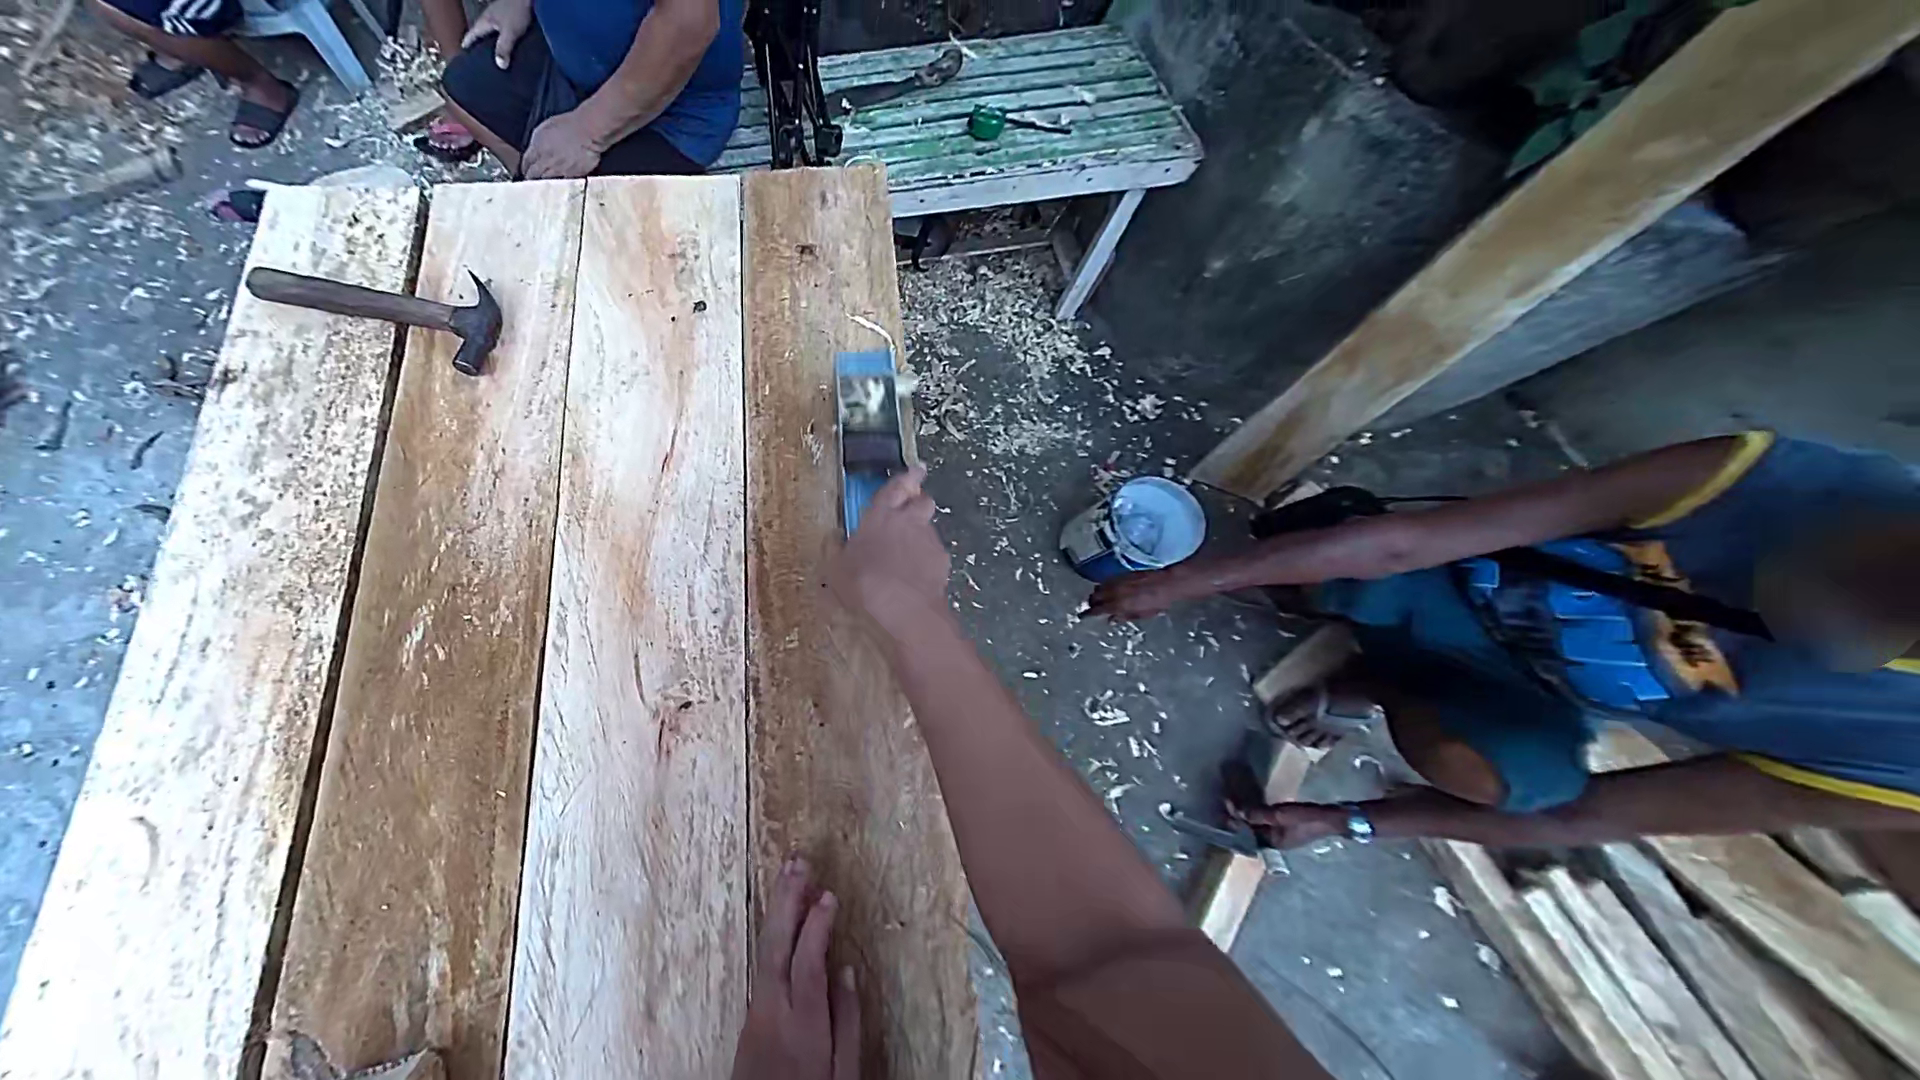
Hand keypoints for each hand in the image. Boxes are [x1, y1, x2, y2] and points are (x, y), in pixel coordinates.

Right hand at [460, 0, 532, 68]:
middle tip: (479, 59)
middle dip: (478, 45)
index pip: (472, 34)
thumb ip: (504, 47)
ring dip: (491, 43)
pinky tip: (507, 48)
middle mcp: (488, 19)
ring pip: (490, 33)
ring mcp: (497, 17)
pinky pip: (500, 32)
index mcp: (484, 22)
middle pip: (480, 34)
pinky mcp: (506, 18)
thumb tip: (500, 64)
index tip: (464, 53)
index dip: (468, 43)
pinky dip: (501, 40)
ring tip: (494, 57)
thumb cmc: (515, 12)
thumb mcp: (509, 32)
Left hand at [520, 109, 604, 178]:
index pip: (526, 162)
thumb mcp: (546, 128)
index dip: (525, 167)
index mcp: (538, 147)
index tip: (526, 170)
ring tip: (545, 187)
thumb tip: (535, 150)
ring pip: (547, 182)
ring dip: (545, 184)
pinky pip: (564, 184)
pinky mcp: (574, 176)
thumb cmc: (569, 125)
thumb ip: (538, 141)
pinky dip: (561, 186)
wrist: (587, 132)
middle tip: (532, 182)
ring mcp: (561, 170)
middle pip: (534, 175)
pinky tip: (560, 186)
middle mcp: (547, 161)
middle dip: (532, 178)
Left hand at [731, 857, 859, 1079]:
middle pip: (777, 945)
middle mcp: (774, 1011)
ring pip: (765, 949)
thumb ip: (847, 1021)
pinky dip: (775, 932)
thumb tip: (847, 970)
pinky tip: (784, 917)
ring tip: (789, 873)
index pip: (808, 960)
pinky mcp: (751, 1018)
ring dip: (778, 909)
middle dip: (787, 900)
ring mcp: (757, 1013)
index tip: (829, 893)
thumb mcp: (845, 1074)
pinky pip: (763, 963)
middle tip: (797, 861)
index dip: (817, 924)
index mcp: (803, 1024)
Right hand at [827, 465, 949, 631]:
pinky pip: (935, 554)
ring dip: (921, 535)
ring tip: (908, 556)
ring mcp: (929, 540)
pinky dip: (928, 560)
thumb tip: (835, 539)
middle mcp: (909, 521)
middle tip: (909, 512)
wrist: (904, 608)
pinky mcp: (942, 561)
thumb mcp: (835, 568)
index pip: (898, 485)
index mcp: (881, 515)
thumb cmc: (863, 583)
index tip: (917, 469)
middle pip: (923, 501)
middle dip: (919, 502)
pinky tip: (917, 577)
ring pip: (929, 529)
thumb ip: (836, 549)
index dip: (909, 476)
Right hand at [1084, 568, 1192, 621]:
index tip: (1084, 616)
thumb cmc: (1156, 603)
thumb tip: (1111, 619)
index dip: (1088, 613)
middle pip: (1094, 596)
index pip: (1096, 609)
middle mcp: (1114, 592)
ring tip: (1099, 597)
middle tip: (1092, 607)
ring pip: (1099, 586)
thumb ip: (1123, 617)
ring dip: (1097, 593)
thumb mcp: (1140, 615)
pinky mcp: (1122, 574)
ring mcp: (1117, 581)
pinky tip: (1110, 588)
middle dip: (1091, 602)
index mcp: (1117, 605)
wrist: (1166, 584)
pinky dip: (1105, 585)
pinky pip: (1107, 580)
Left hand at [1237, 802, 1345, 848]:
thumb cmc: (1307, 818)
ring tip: (1237, 804)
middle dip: (1240, 819)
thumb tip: (1239, 814)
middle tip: (1228, 804)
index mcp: (1274, 843)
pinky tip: (1255, 806)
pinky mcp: (1288, 826)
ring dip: (1248, 816)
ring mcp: (1284, 834)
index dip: (1236, 823)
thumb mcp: (1281, 815)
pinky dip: (1259, 815)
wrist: (1334, 819)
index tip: (1225, 810)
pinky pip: (1267, 822)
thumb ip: (1260, 815)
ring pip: (1259, 826)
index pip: (1249, 835)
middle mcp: (1277, 841)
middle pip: (1253, 831)